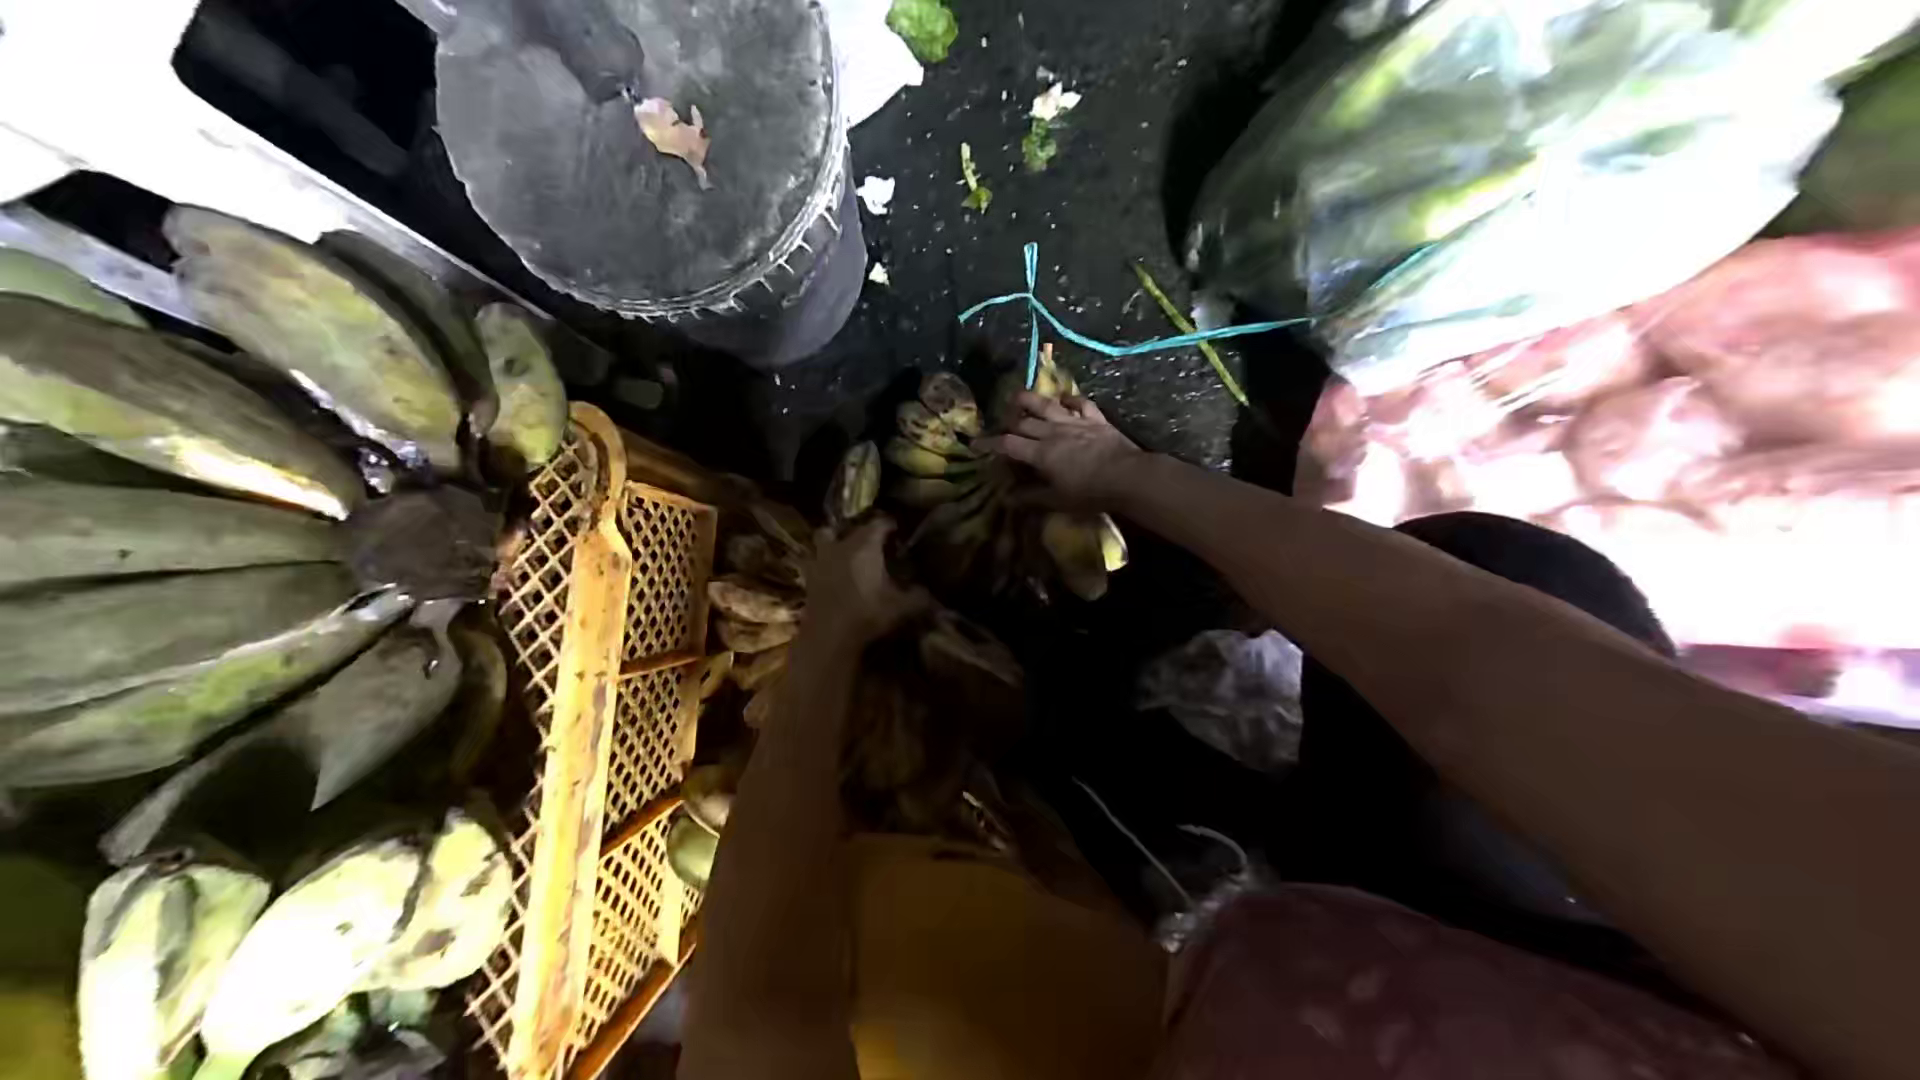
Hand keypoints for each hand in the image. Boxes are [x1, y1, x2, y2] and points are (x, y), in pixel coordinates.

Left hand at [801, 518, 926, 647]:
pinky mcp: (808, 578)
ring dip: (834, 540)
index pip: (880, 523)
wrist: (829, 636)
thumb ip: (920, 598)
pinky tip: (833, 574)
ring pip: (825, 537)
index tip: (899, 530)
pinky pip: (816, 561)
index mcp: (865, 546)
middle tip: (875, 542)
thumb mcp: (902, 607)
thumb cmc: (868, 614)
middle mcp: (841, 546)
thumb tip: (932, 595)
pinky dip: (825, 563)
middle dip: (862, 531)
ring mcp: (821, 560)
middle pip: (850, 527)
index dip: (890, 525)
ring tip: (846, 551)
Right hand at [984, 390, 1146, 507]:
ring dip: (1030, 400)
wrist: (1128, 477)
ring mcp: (1075, 422)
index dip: (989, 443)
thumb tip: (1006, 498)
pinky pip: (1080, 403)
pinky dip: (1070, 400)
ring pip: (1046, 404)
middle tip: (1000, 425)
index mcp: (1041, 453)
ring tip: (1018, 398)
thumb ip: (1031, 497)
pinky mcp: (1096, 419)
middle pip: (1023, 422)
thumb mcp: (1057, 500)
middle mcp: (1053, 432)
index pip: (1007, 445)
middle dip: (1007, 422)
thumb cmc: (1090, 493)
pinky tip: (1064, 400)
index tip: (975, 444)